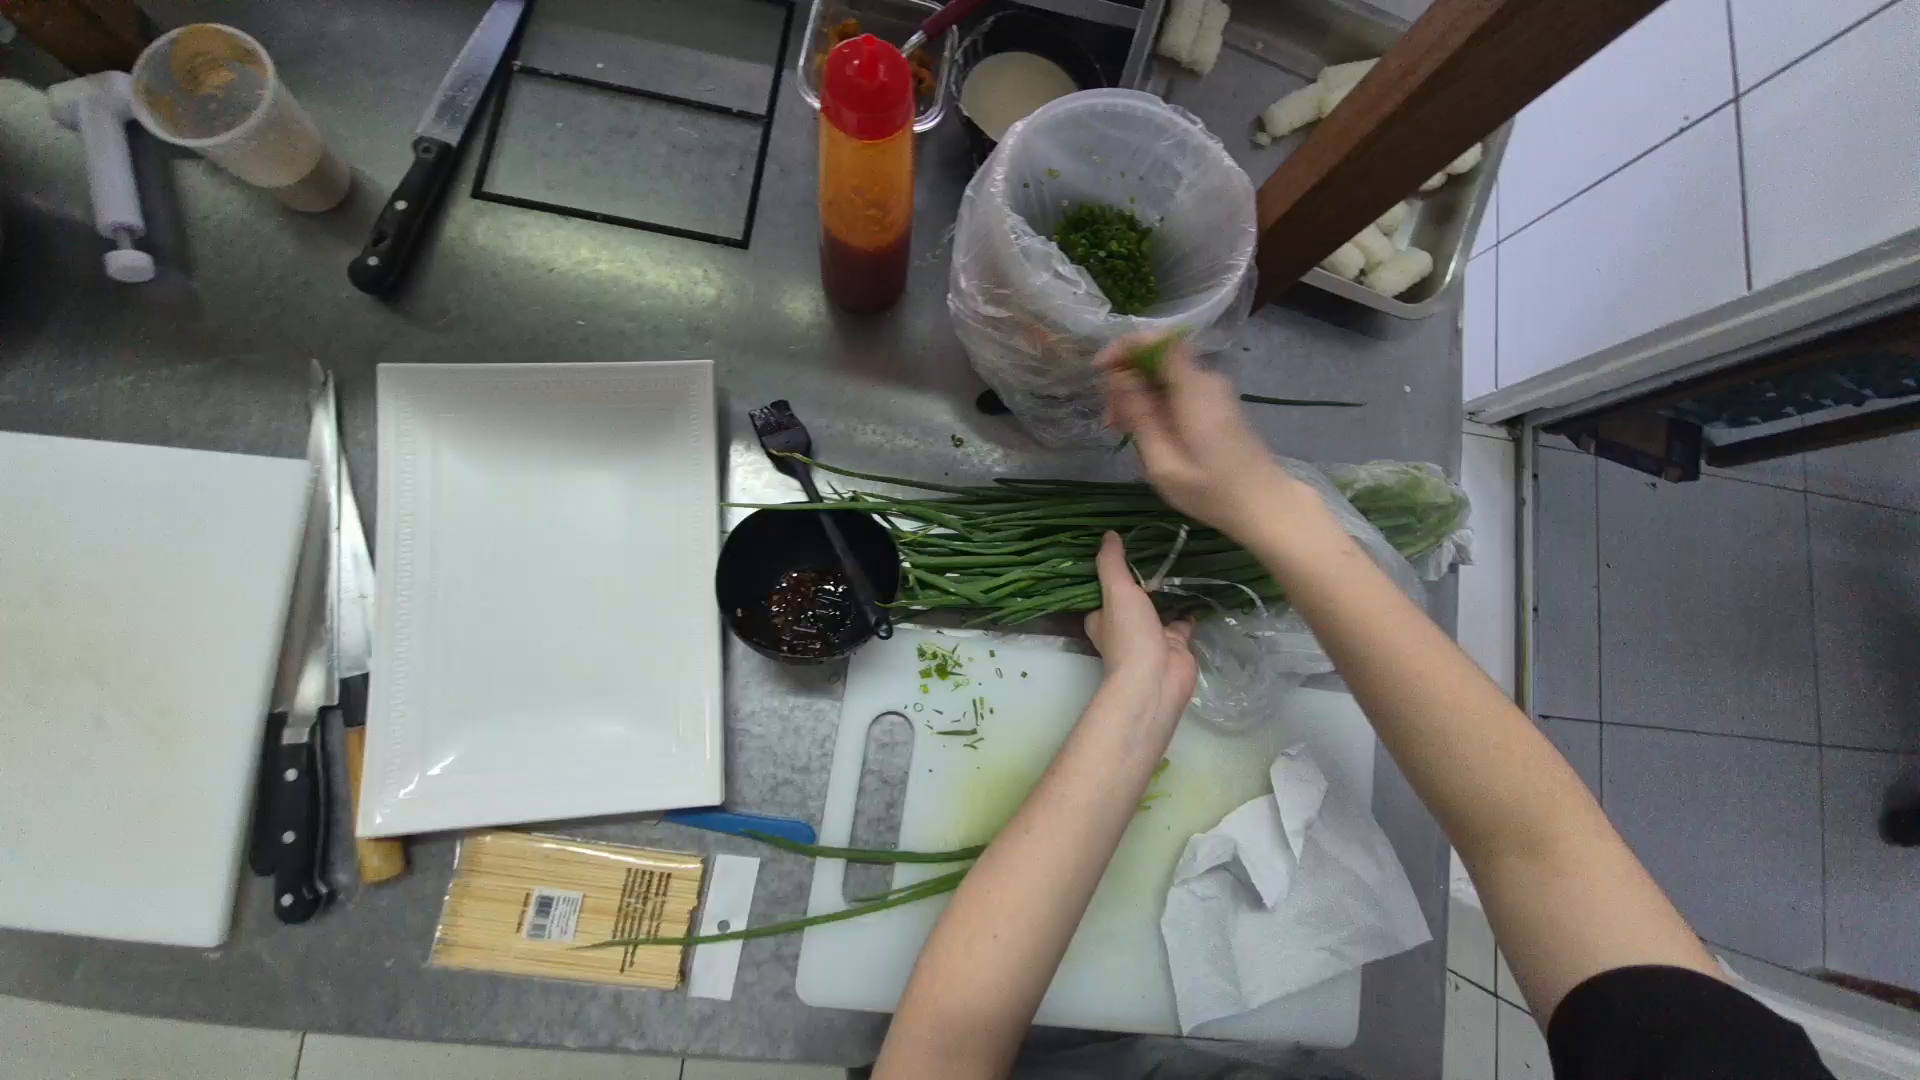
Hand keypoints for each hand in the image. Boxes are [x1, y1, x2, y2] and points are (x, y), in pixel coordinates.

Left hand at [1083, 531, 1197, 726]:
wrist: (1158, 678)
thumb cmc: (1130, 635)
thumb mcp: (1116, 591)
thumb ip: (1112, 563)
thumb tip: (1108, 535)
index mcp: (1102, 617)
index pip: (1102, 589)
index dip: (1111, 569)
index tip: (1123, 544)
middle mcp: (1124, 627)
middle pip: (1133, 596)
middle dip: (1144, 578)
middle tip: (1158, 546)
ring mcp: (1151, 635)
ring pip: (1160, 607)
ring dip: (1169, 590)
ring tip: (1181, 558)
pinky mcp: (1176, 642)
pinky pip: (1184, 619)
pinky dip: (1192, 606)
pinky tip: (1201, 586)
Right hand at [1095, 334, 1304, 544]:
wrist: (1263, 505)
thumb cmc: (1211, 491)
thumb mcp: (1163, 463)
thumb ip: (1140, 416)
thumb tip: (1118, 378)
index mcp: (1194, 389)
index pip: (1158, 341)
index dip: (1124, 346)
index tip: (1099, 370)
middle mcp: (1205, 380)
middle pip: (1156, 358)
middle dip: (1125, 380)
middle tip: (1110, 420)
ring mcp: (1212, 391)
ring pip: (1163, 376)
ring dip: (1137, 395)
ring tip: (1121, 431)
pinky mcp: (1214, 404)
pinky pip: (1176, 390)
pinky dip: (1154, 403)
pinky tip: (1144, 432)